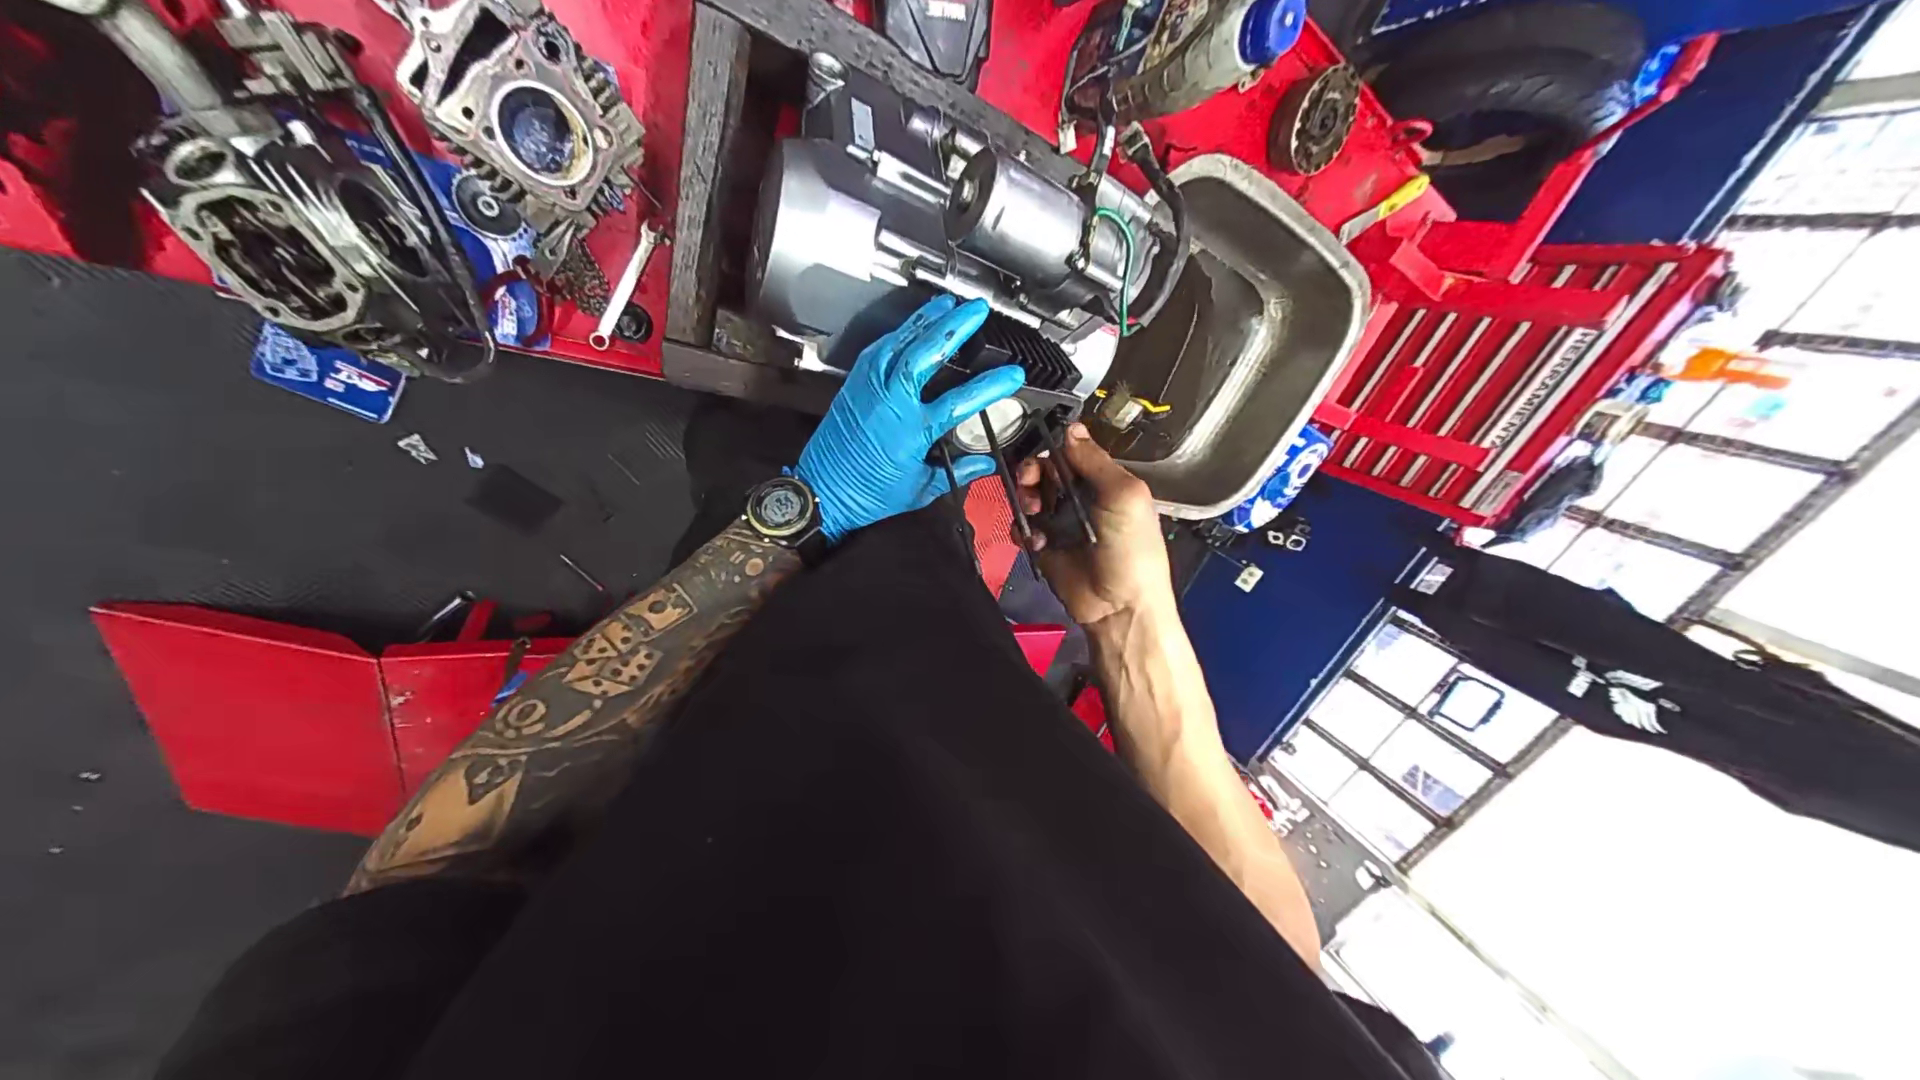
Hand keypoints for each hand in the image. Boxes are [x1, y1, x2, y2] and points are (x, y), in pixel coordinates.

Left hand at [796, 295, 1024, 542]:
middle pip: (926, 353)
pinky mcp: (855, 385)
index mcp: (913, 430)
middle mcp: (891, 402)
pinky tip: (911, 326)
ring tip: (946, 304)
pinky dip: (898, 334)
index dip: (990, 386)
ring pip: (900, 342)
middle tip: (976, 310)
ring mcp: (870, 388)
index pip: (960, 400)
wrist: (822, 491)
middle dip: (954, 327)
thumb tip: (984, 464)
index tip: (1013, 375)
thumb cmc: (868, 494)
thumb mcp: (919, 489)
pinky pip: (878, 350)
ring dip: (925, 320)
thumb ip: (955, 473)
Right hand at [1015, 423, 1174, 627]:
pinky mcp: (1045, 546)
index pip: (1072, 453)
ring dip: (1024, 498)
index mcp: (1106, 483)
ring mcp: (1062, 523)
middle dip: (1033, 472)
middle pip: (1045, 472)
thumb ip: (1096, 461)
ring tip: (1032, 510)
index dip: (1055, 449)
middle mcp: (1082, 499)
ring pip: (1029, 496)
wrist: (1119, 606)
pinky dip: (1021, 530)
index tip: (1043, 451)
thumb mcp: (1124, 495)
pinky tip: (1035, 539)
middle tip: (1030, 480)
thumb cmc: (1134, 553)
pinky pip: (1021, 528)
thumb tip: (1073, 430)